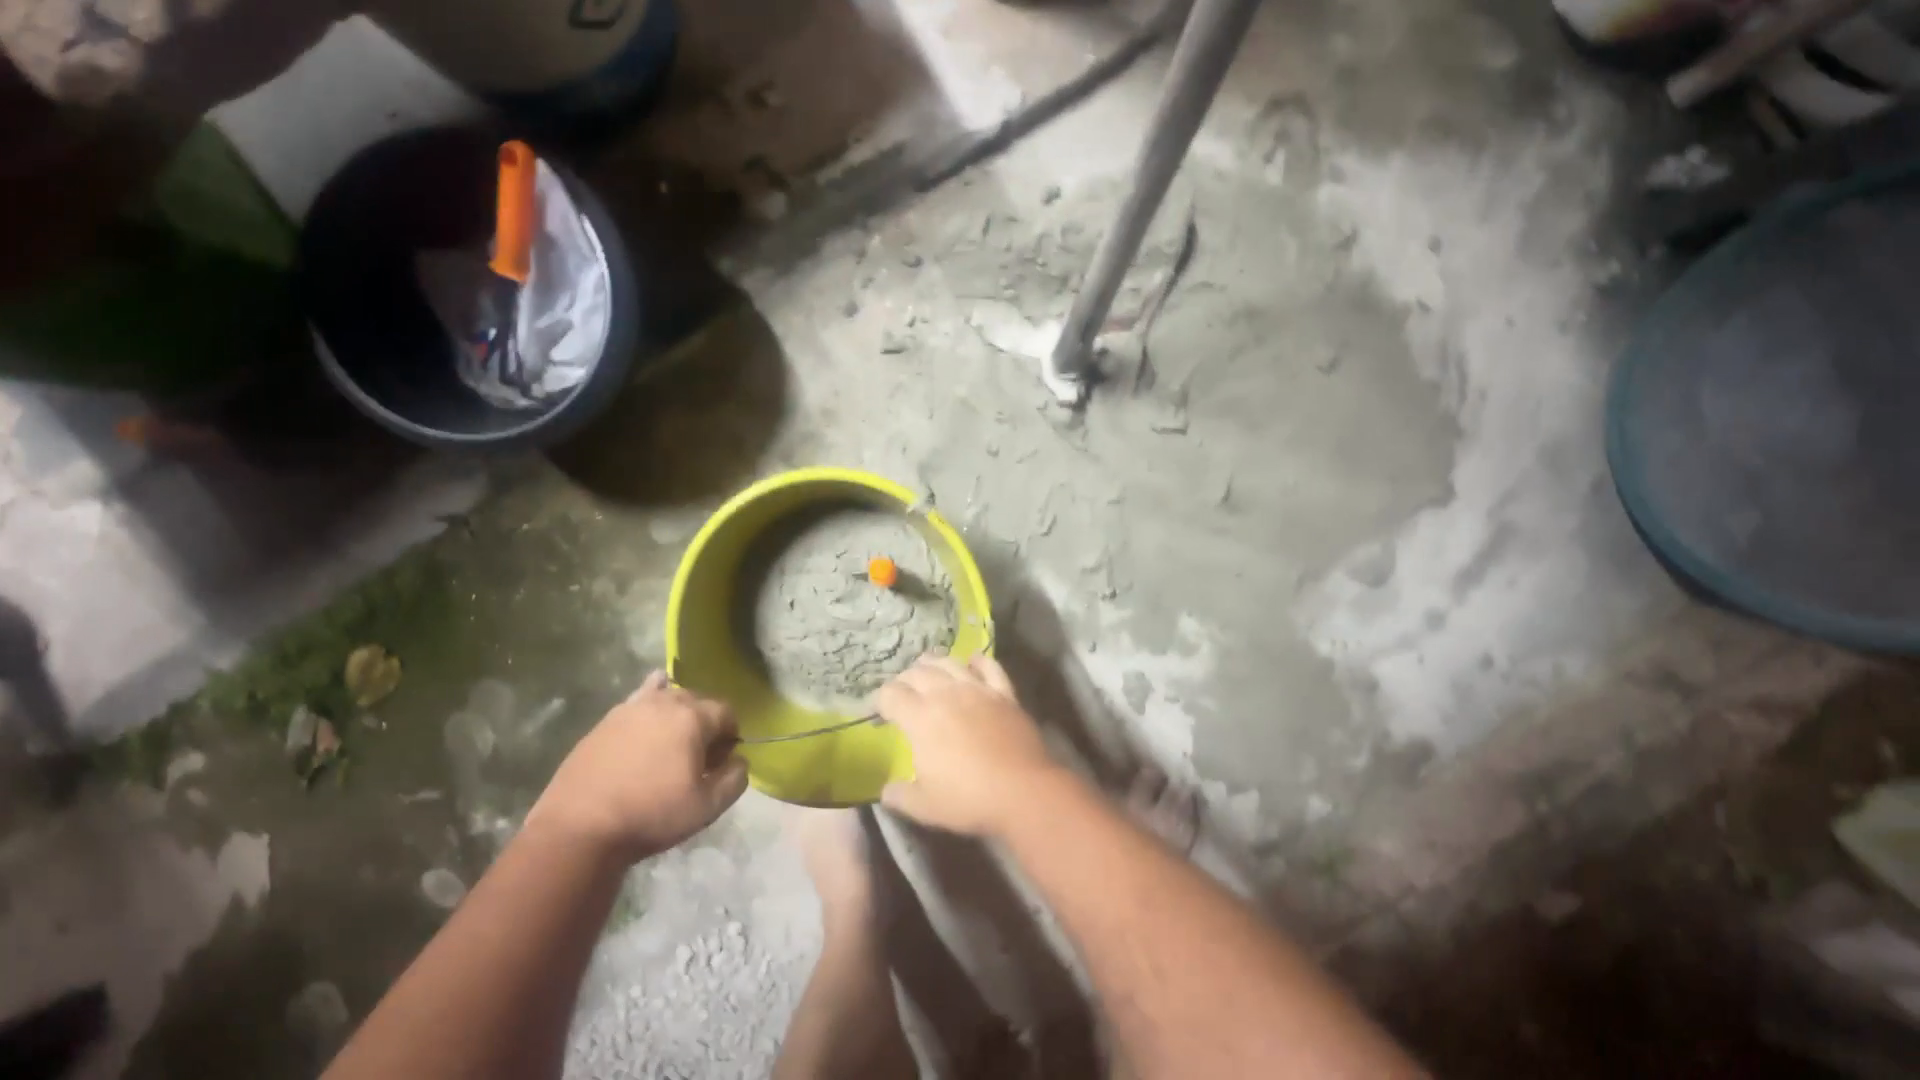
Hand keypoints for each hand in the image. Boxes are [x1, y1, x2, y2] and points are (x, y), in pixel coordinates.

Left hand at [525, 672, 748, 863]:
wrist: (580, 828)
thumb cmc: (652, 815)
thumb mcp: (707, 807)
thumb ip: (735, 779)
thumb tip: (738, 761)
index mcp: (692, 718)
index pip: (726, 711)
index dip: (731, 735)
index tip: (721, 763)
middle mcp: (662, 703)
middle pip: (697, 700)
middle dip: (705, 723)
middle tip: (698, 758)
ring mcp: (628, 709)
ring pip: (665, 698)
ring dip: (676, 716)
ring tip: (670, 746)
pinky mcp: (603, 723)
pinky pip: (636, 704)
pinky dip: (648, 707)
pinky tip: (646, 723)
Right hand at [875, 654, 1064, 836]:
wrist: (1023, 791)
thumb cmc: (968, 799)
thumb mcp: (924, 807)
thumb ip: (899, 796)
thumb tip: (886, 790)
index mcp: (920, 718)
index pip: (891, 695)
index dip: (878, 700)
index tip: (875, 711)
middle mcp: (946, 695)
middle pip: (918, 673)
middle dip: (903, 679)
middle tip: (900, 690)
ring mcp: (978, 690)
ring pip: (950, 663)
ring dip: (933, 662)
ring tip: (926, 665)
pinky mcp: (1005, 694)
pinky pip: (990, 667)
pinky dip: (978, 660)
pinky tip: (972, 660)